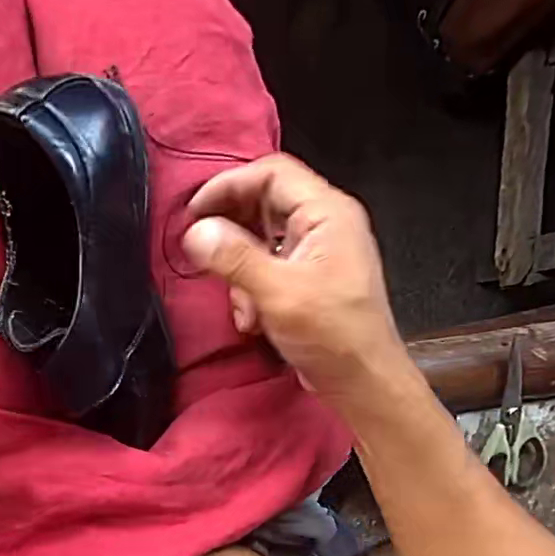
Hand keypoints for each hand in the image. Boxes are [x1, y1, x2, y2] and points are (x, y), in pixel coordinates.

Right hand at [182, 154, 407, 399]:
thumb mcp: (278, 293)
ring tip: (242, 306)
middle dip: (231, 235)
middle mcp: (323, 224)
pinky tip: (252, 320)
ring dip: (239, 272)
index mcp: (326, 212)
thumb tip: (195, 232)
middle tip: (203, 256)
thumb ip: (235, 258)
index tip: (193, 213)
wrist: (361, 382)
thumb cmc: (330, 334)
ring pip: (260, 241)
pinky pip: (267, 269)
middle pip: (263, 205)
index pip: (271, 173)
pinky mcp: (306, 280)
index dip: (227, 186)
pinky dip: (251, 291)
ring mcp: (315, 253)